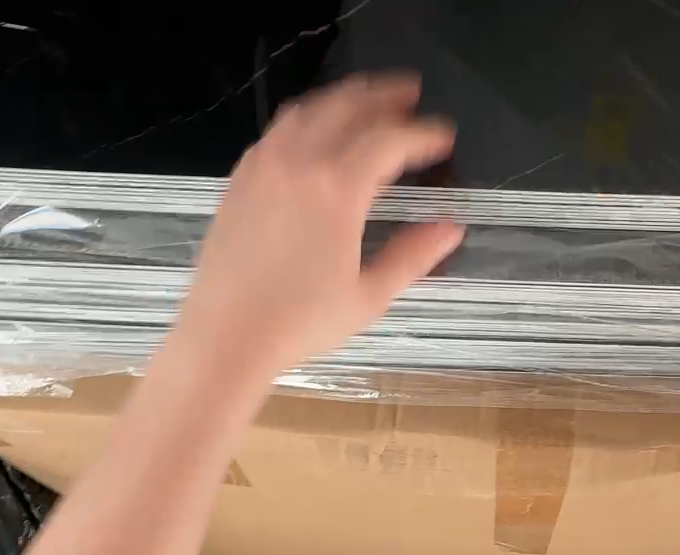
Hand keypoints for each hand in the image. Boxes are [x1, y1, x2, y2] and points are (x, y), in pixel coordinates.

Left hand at [167, 73, 463, 383]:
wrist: (229, 334)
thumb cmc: (301, 322)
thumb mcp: (368, 296)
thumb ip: (412, 257)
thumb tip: (450, 229)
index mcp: (337, 190)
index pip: (390, 141)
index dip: (423, 133)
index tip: (443, 135)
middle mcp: (299, 163)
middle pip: (349, 107)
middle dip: (385, 96)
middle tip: (411, 95)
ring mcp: (264, 165)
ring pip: (310, 109)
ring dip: (344, 98)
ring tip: (367, 102)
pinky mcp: (241, 178)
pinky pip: (279, 129)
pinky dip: (307, 117)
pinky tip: (315, 133)